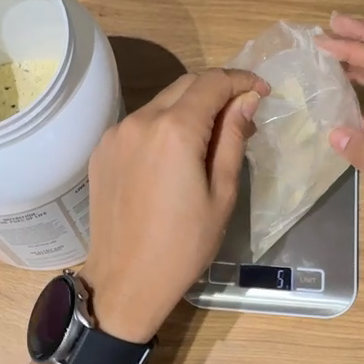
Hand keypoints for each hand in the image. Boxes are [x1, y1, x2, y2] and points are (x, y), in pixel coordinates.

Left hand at [83, 68, 266, 341]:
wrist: (125, 282)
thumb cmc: (183, 246)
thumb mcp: (221, 194)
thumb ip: (233, 140)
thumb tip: (246, 101)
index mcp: (174, 130)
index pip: (212, 83)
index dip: (241, 81)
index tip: (262, 92)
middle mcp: (139, 121)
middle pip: (185, 86)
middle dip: (216, 91)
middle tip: (242, 115)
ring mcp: (115, 135)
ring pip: (160, 103)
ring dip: (189, 109)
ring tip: (210, 140)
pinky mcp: (101, 152)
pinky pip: (139, 125)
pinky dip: (163, 127)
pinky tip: (175, 156)